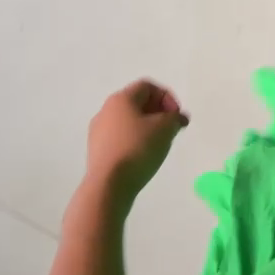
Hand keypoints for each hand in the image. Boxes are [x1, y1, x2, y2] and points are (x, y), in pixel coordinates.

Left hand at [85, 80, 188, 207]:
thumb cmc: (137, 149)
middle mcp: (106, 111)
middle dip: (158, 113)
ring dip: (146, 128)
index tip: (176, 116)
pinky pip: (120, 139)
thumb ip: (175, 118)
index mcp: (121, 99)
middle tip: (170, 128)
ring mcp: (98, 133)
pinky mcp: (96, 153)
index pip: (148, 87)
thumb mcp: (165, 128)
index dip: (166, 97)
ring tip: (159, 144)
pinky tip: (142, 157)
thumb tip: (177, 118)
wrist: (107, 187)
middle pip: (137, 103)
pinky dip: (134, 142)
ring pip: (128, 122)